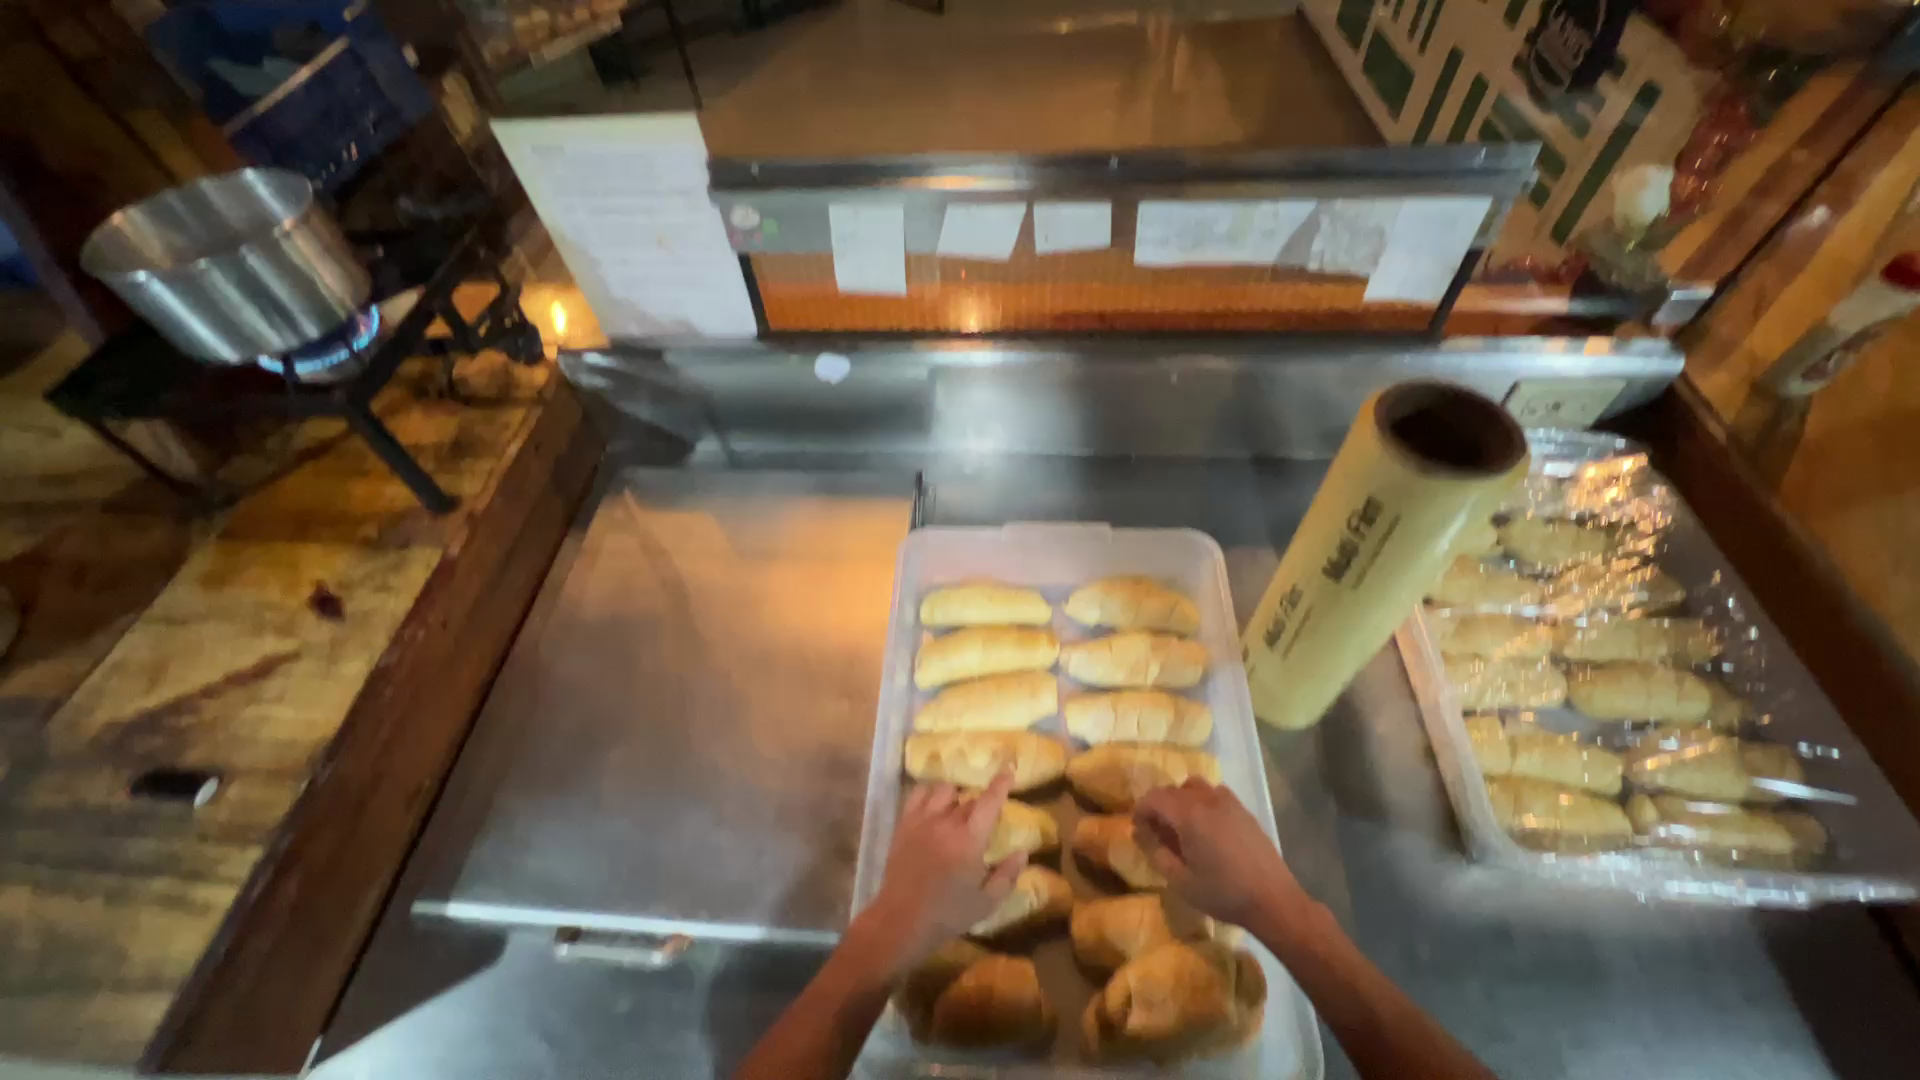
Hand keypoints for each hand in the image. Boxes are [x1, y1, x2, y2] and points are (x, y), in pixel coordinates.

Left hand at [857, 771, 1024, 970]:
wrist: (901, 920)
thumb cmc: (948, 915)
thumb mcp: (986, 902)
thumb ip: (1007, 875)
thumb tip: (1023, 852)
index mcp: (970, 839)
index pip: (989, 801)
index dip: (1001, 783)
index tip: (1009, 769)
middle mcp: (946, 822)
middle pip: (968, 799)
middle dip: (979, 804)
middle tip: (982, 819)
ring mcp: (922, 820)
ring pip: (943, 790)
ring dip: (956, 796)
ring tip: (958, 809)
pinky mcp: (904, 824)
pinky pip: (918, 794)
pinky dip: (930, 793)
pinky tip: (934, 804)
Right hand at [1133, 779, 1313, 935]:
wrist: (1273, 900)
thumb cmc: (1223, 893)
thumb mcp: (1181, 881)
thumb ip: (1156, 852)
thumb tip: (1141, 833)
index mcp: (1189, 815)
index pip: (1154, 797)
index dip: (1141, 809)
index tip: (1138, 828)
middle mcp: (1208, 800)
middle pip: (1173, 789)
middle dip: (1159, 805)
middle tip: (1157, 832)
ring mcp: (1229, 802)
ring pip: (1195, 786)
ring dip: (1182, 799)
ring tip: (1182, 825)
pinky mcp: (1244, 810)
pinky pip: (1215, 793)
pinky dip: (1203, 801)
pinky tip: (1208, 827)